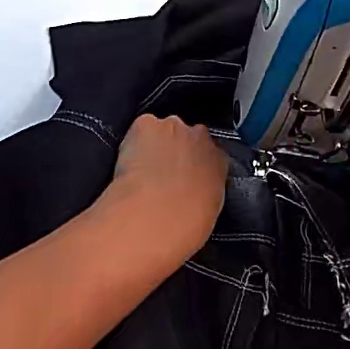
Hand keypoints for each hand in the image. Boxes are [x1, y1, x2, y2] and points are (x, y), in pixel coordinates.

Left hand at [110, 114, 228, 233]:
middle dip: (178, 149)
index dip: (195, 164)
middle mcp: (200, 137)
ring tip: (143, 169)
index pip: (211, 153)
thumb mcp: (209, 211)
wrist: (155, 216)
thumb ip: (206, 191)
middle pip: (189, 136)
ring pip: (163, 130)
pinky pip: (141, 127)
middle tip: (163, 173)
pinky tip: (130, 160)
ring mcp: (173, 127)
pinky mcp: (146, 124)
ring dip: (156, 143)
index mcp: (220, 161)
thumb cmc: (183, 224)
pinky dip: (134, 140)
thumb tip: (195, 192)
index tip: (185, 176)